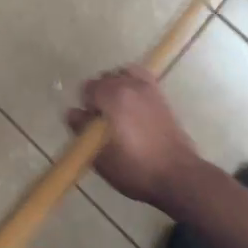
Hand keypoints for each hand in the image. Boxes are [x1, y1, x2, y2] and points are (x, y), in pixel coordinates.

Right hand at [66, 66, 201, 207]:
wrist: (176, 173)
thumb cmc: (135, 168)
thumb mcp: (101, 156)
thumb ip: (83, 129)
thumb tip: (71, 112)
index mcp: (113, 97)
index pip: (88, 88)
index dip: (85, 105)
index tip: (89, 124)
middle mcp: (129, 85)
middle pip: (104, 78)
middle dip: (98, 95)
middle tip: (101, 120)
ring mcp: (147, 87)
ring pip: (122, 74)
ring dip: (114, 86)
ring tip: (116, 110)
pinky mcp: (160, 94)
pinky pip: (140, 76)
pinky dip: (132, 81)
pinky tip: (132, 102)